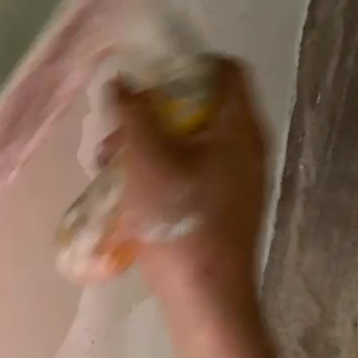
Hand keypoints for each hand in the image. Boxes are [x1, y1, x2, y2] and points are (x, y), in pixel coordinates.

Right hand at [106, 55, 268, 310]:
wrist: (205, 296)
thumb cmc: (180, 216)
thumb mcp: (146, 153)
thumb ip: (133, 108)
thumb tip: (122, 80)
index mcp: (238, 128)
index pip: (225, 69)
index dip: (187, 61)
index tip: (149, 74)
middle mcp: (245, 147)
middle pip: (201, 102)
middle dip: (154, 106)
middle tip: (120, 123)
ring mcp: (236, 177)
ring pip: (190, 135)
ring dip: (148, 138)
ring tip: (112, 159)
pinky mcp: (222, 201)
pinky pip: (190, 164)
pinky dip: (159, 163)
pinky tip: (127, 184)